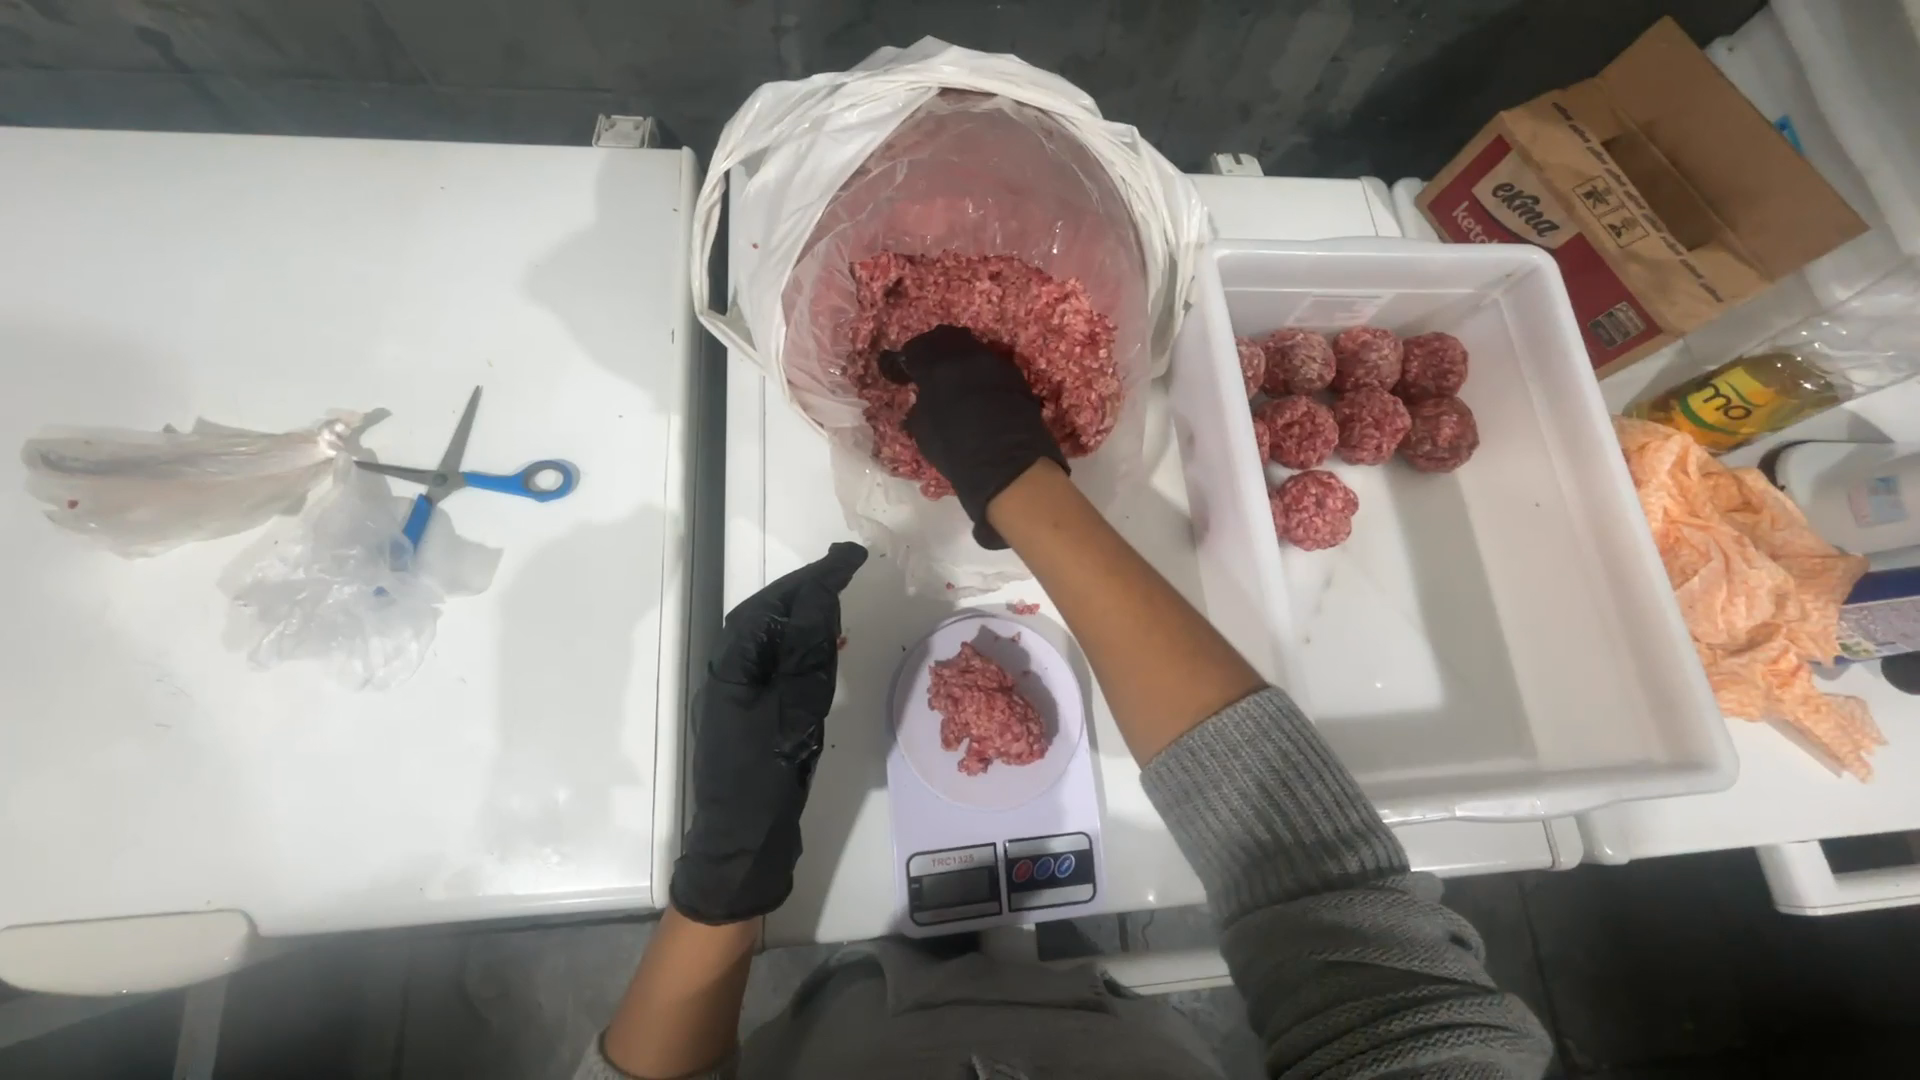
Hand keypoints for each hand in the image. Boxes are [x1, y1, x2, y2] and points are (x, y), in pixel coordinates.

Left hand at [670, 542, 867, 923]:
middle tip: (844, 569)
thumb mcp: (792, 711)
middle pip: (764, 615)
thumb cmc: (764, 779)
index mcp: (732, 666)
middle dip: (804, 588)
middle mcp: (728, 672)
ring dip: (801, 612)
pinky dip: (800, 645)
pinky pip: (774, 662)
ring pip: (768, 638)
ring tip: (836, 597)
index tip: (849, 558)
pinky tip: (823, 647)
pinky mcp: (750, 714)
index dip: (813, 579)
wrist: (740, 848)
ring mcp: (736, 695)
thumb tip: (818, 596)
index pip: (773, 605)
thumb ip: (804, 652)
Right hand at [886, 325, 1067, 549]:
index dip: (908, 359)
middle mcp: (968, 355)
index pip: (916, 349)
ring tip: (955, 380)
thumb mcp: (924, 430)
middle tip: (929, 369)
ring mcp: (996, 364)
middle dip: (936, 351)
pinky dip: (981, 373)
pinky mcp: (1017, 378)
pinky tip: (978, 391)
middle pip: (947, 340)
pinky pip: (992, 366)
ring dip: (961, 361)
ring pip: (973, 350)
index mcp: (938, 366)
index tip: (904, 371)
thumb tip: (924, 397)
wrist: (1008, 465)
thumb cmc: (956, 450)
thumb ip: (921, 405)